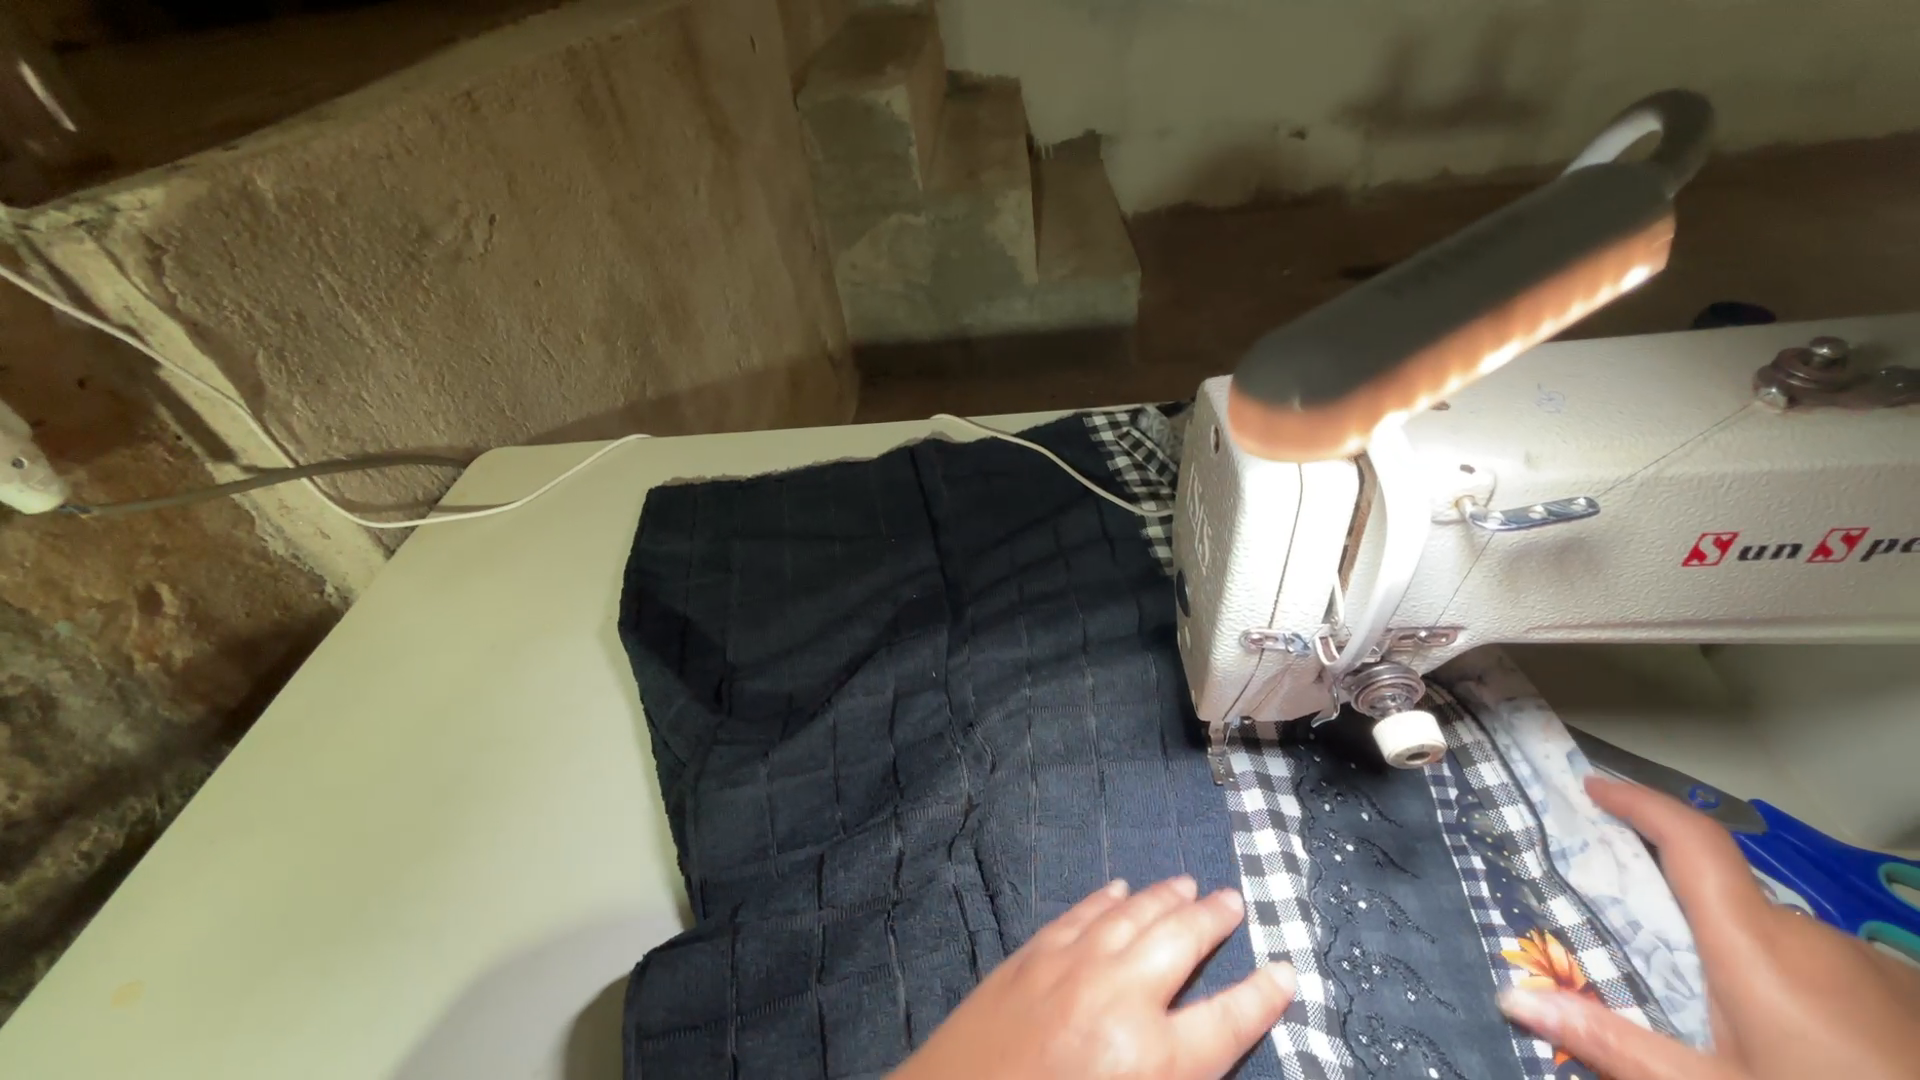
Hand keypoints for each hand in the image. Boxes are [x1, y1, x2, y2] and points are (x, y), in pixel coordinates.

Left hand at [890, 876, 1295, 1079]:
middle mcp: (1118, 998)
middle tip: (1234, 899)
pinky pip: (1079, 915)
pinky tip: (1118, 888)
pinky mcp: (1031, 955)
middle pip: (1181, 944)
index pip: (1227, 1020)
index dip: (1262, 996)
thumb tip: (1196, 1042)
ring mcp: (1071, 967)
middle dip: (1213, 920)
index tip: (1286, 971)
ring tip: (1187, 884)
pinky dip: (1104, 899)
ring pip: (1131, 915)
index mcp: (1151, 1059)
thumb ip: (1173, 1071)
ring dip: (1163, 897)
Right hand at [1498, 776, 1919, 1079]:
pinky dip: (1794, 983)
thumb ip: (1613, 1042)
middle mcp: (1814, 935)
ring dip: (1740, 954)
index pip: (1692, 840)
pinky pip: (1829, 968)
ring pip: (1780, 937)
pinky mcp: (1910, 996)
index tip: (1594, 786)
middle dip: (1679, 911)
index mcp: (1756, 943)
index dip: (1640, 802)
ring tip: (1723, 1018)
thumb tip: (1511, 997)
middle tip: (1639, 948)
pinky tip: (1799, 1041)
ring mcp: (1875, 965)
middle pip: (1728, 897)